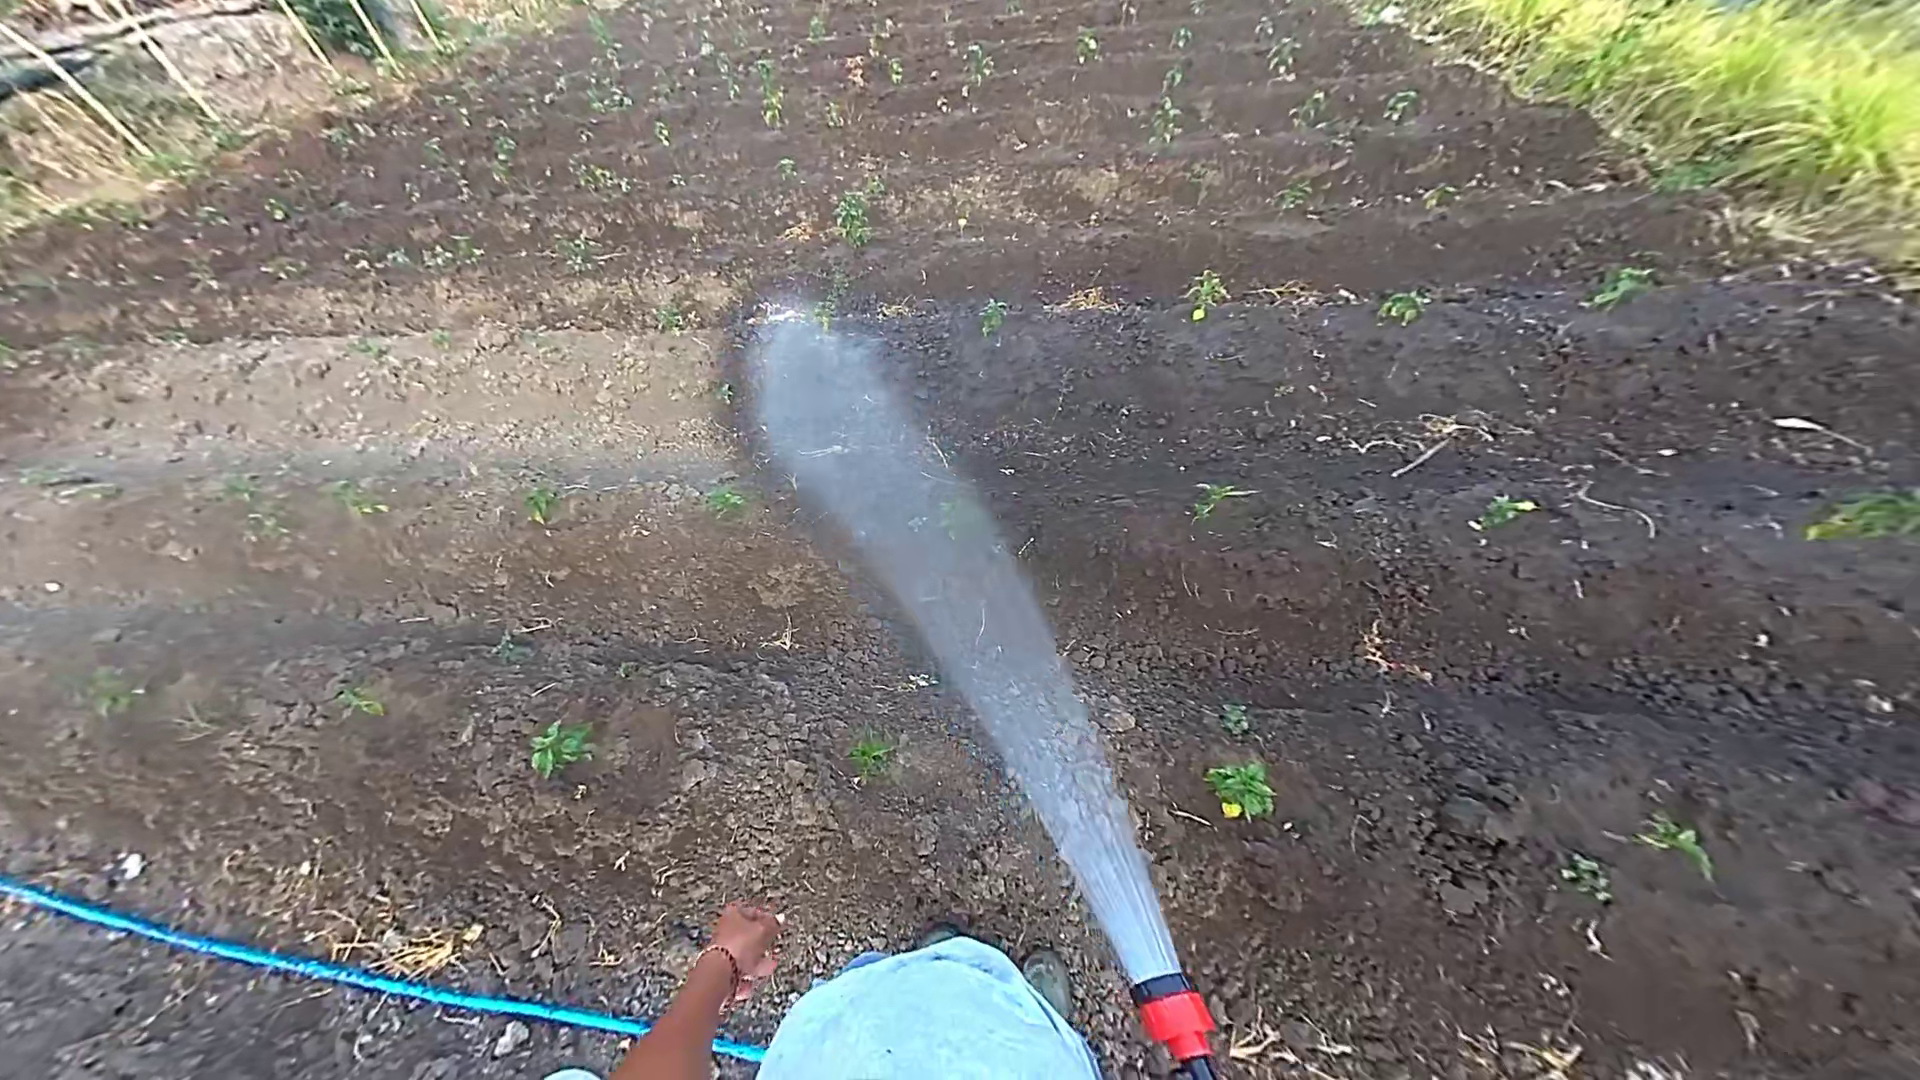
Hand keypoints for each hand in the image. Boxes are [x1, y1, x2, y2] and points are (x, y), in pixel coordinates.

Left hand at [709, 903, 781, 1000]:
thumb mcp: (763, 930)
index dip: (765, 919)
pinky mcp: (717, 973)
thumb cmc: (739, 945)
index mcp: (732, 914)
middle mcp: (723, 931)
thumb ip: (773, 924)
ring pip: (742, 957)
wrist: (718, 976)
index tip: (775, 926)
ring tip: (767, 969)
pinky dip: (744, 979)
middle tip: (772, 949)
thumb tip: (780, 918)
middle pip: (746, 936)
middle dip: (760, 945)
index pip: (752, 912)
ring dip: (755, 964)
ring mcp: (719, 953)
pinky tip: (750, 984)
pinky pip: (735, 974)